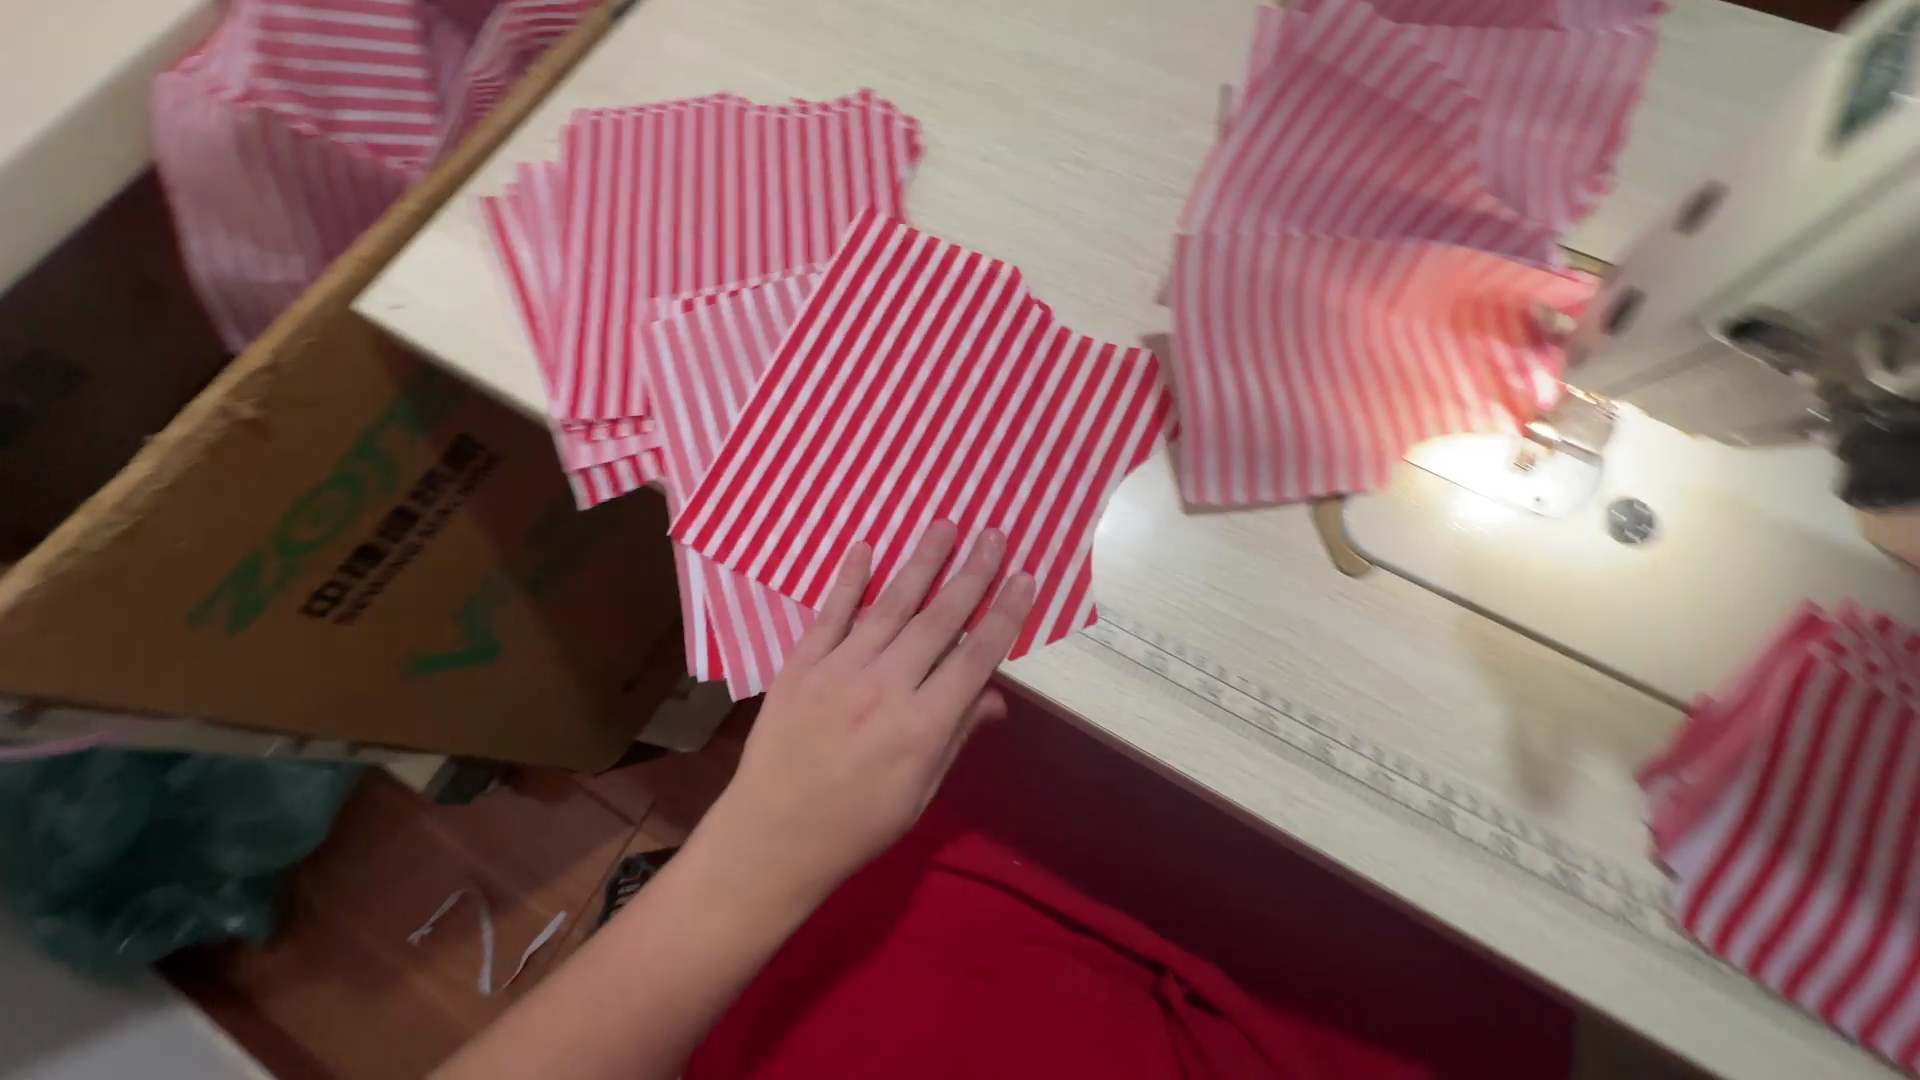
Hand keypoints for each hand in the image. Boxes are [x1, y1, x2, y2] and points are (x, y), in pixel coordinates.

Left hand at [695, 522, 1035, 906]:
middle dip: (971, 574)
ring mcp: (838, 671)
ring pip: (890, 606)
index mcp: (922, 726)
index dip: (1005, 615)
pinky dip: (849, 579)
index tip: (1025, 578)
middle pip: (939, 620)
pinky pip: (830, 614)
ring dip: (921, 563)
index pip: (976, 657)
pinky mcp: (800, 665)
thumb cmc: (859, 824)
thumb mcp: (921, 792)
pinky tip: (866, 548)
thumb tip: (997, 695)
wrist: (773, 835)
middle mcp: (884, 688)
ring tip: (945, 526)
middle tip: (994, 535)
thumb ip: (957, 735)